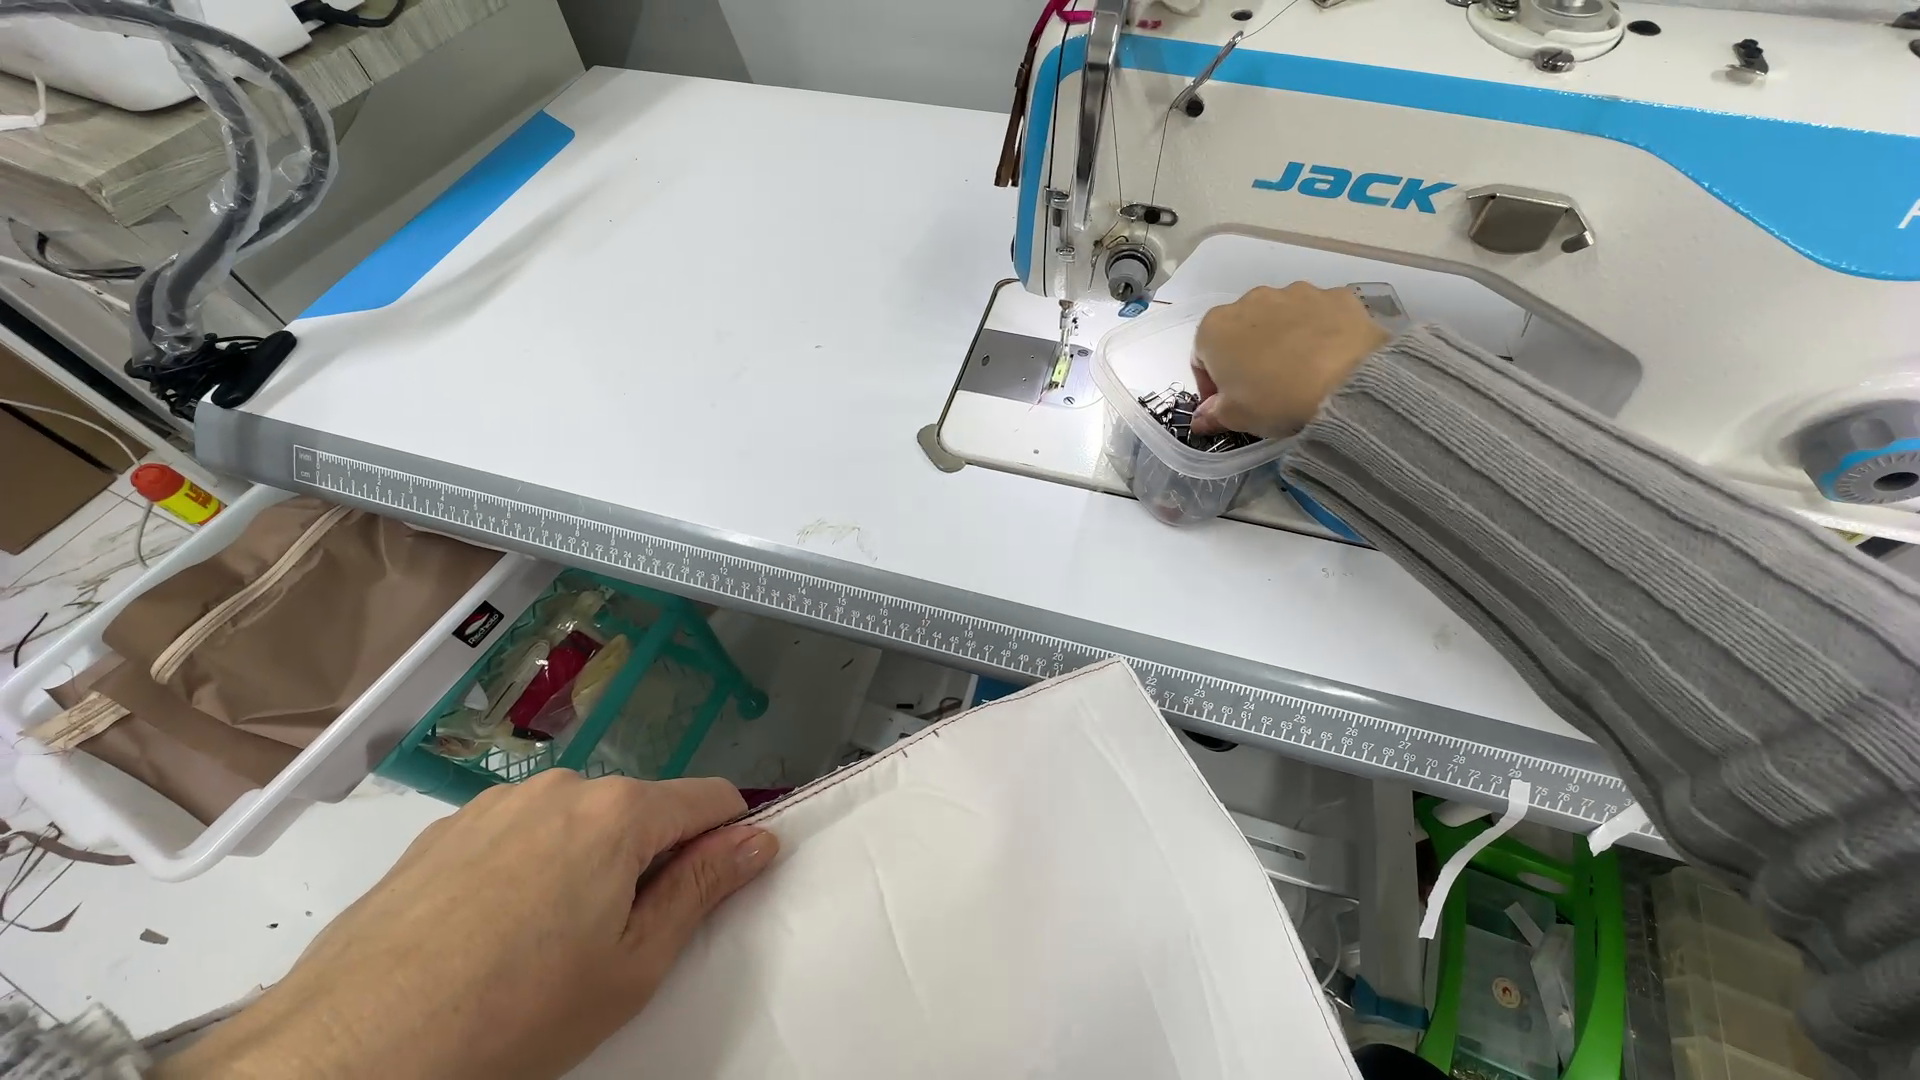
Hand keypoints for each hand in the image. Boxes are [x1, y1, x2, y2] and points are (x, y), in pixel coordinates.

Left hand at [158, 772, 776, 1079]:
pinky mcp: (440, 832)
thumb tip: (760, 839)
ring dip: (587, 862)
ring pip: (576, 821)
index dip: (726, 839)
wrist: (341, 1058)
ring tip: (541, 943)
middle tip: (614, 940)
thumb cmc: (515, 1017)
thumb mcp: (633, 967)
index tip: (709, 892)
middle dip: (649, 858)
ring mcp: (493, 805)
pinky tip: (486, 935)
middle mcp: (561, 786)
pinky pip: (516, 835)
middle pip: (640, 809)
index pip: (711, 798)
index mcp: (619, 811)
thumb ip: (704, 889)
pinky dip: (528, 869)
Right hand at [1190, 283, 1391, 438]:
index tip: (1225, 405)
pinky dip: (1316, 331)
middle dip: (1244, 356)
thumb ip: (1211, 415)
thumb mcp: (1234, 417)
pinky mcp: (1333, 295)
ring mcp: (1294, 292)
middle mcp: (1250, 300)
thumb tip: (1201, 418)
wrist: (1348, 380)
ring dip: (1280, 340)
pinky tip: (1327, 357)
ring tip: (1299, 371)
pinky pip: (1316, 315)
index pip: (1201, 358)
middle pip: (1238, 331)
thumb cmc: (1274, 398)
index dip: (1210, 385)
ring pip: (1278, 319)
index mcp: (1214, 329)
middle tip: (1262, 388)